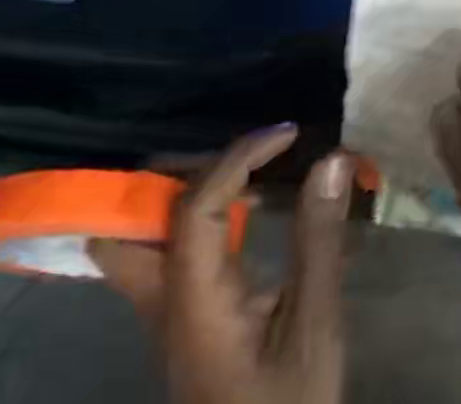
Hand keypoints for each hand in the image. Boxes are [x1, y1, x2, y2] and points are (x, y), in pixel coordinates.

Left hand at [91, 126, 354, 403]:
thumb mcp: (314, 327)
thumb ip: (319, 240)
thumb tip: (332, 162)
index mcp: (193, 301)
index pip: (195, 205)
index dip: (238, 157)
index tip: (287, 134)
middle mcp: (162, 300)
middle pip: (128, 220)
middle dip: (176, 170)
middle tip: (240, 154)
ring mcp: (163, 311)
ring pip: (140, 233)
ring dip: (184, 189)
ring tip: (246, 170)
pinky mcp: (179, 317)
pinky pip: (167, 247)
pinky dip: (198, 213)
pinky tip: (243, 210)